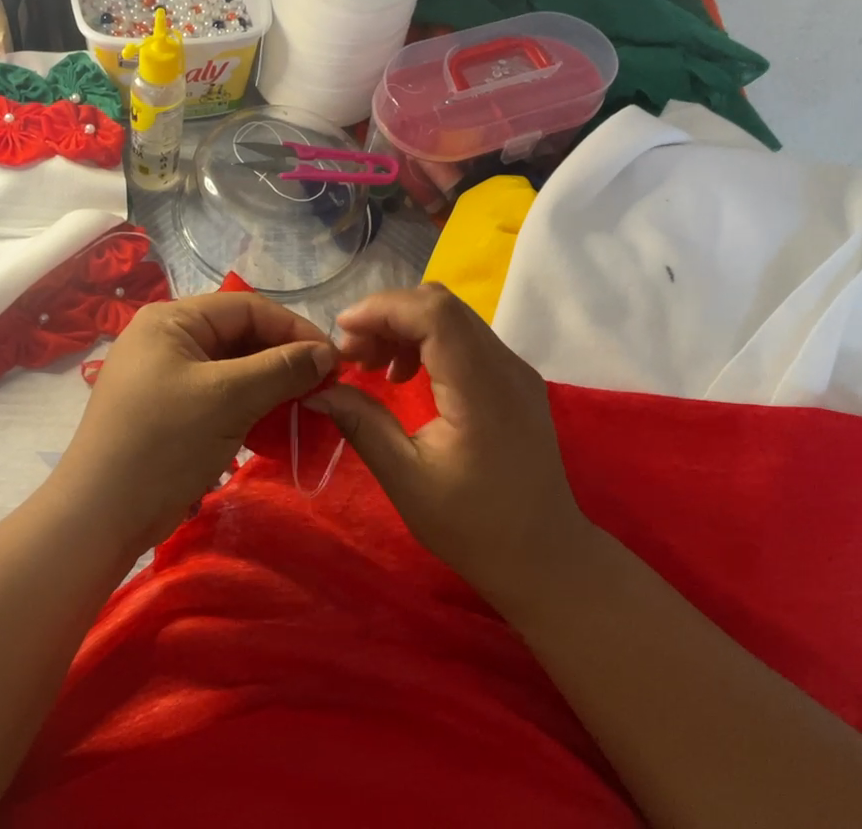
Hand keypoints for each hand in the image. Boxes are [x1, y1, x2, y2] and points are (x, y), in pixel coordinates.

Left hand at [46, 292, 338, 555]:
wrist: (102, 514)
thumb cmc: (163, 443)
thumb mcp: (228, 399)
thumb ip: (281, 369)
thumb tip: (327, 352)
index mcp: (172, 321)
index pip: (247, 308)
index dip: (294, 330)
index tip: (335, 361)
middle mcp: (167, 340)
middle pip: (240, 337)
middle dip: (283, 361)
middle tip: (323, 390)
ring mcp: (166, 378)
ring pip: (233, 371)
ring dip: (269, 389)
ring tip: (303, 412)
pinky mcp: (170, 413)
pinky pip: (220, 399)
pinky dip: (248, 410)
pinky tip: (272, 432)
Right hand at [309, 284, 593, 617]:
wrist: (544, 556)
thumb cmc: (473, 525)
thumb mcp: (406, 478)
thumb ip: (362, 424)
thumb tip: (317, 390)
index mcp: (481, 389)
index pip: (434, 314)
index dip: (382, 310)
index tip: (342, 335)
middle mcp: (505, 367)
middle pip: (442, 305)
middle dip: (387, 317)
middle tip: (351, 355)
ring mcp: (515, 371)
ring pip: (454, 317)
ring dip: (405, 328)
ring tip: (371, 366)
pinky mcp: (515, 381)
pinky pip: (466, 339)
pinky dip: (427, 342)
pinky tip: (404, 377)